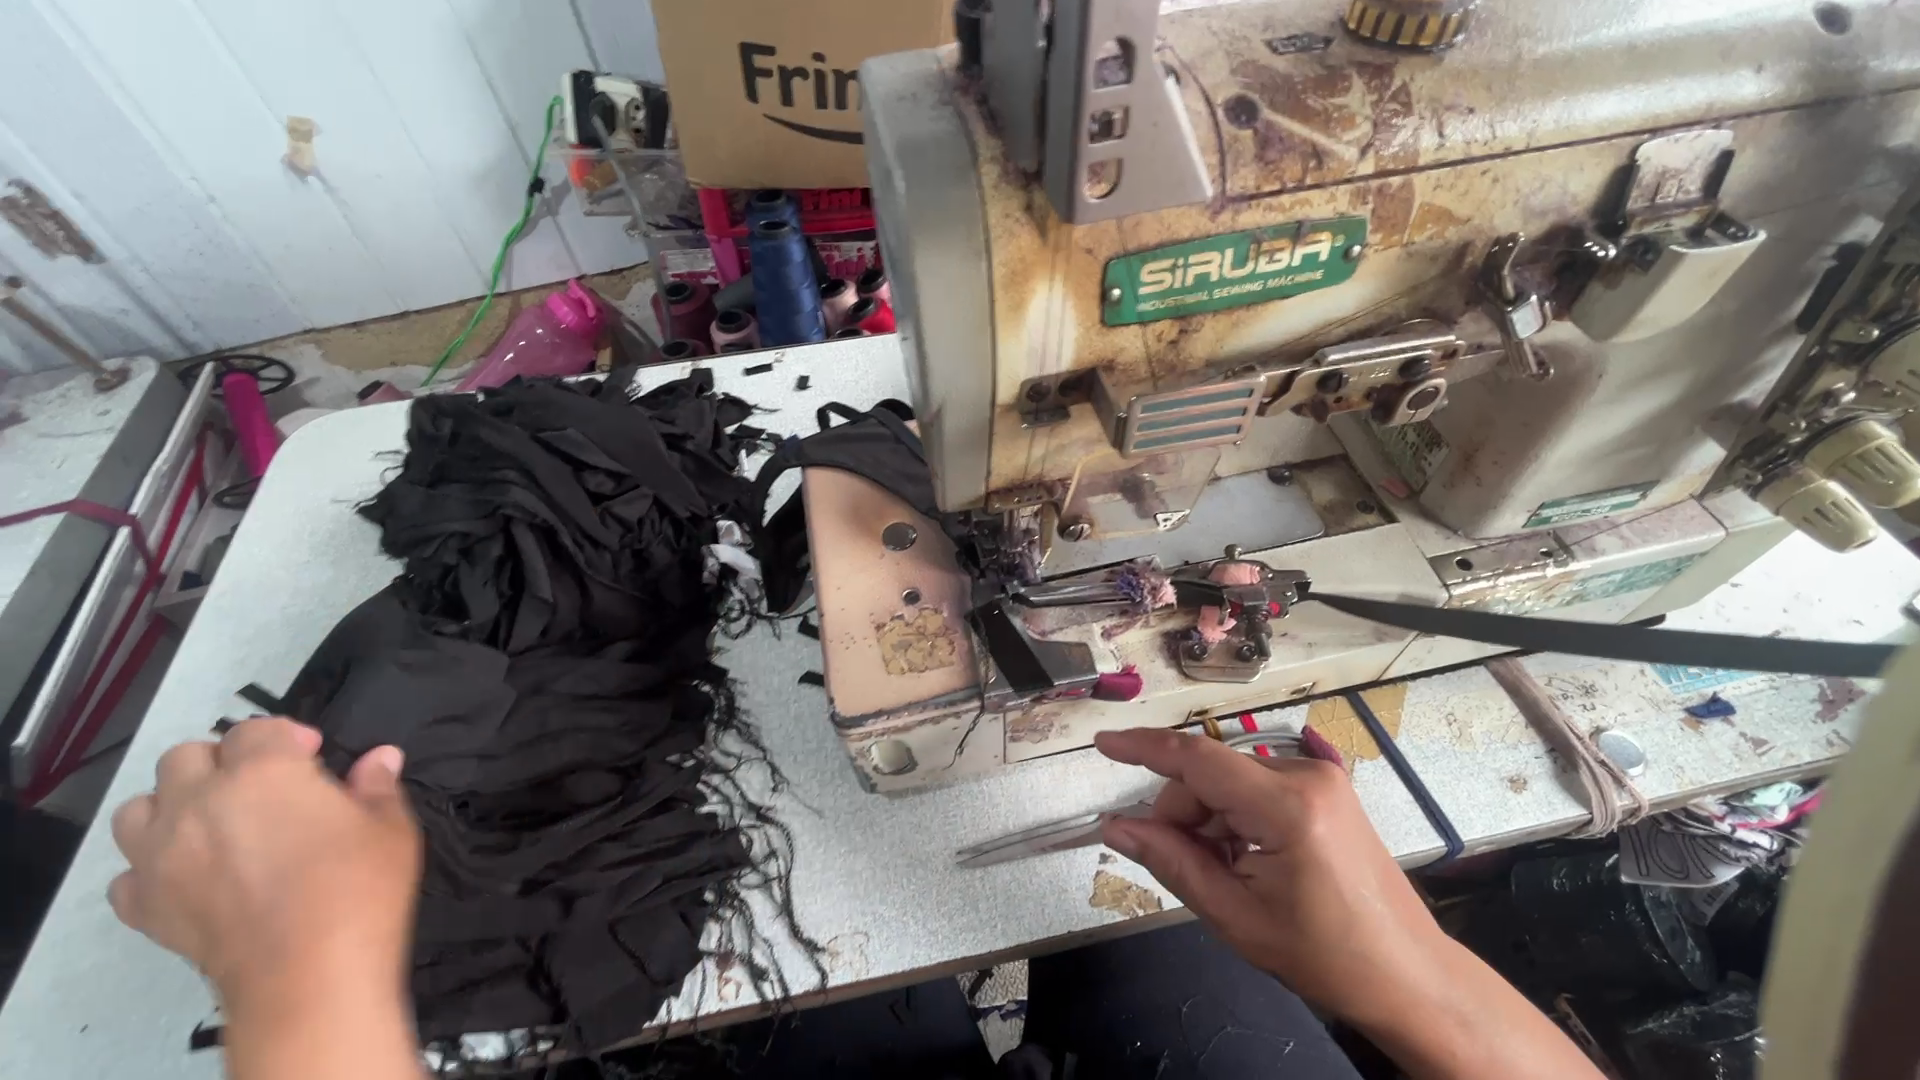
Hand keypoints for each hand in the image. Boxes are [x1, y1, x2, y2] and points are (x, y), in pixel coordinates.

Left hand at [108, 718, 420, 1018]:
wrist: (309, 971)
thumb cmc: (360, 886)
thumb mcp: (391, 826)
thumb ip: (377, 786)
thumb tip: (380, 758)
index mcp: (264, 772)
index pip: (255, 730)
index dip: (286, 737)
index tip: (314, 757)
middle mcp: (199, 803)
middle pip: (184, 758)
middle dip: (222, 762)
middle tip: (264, 787)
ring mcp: (159, 857)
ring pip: (138, 809)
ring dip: (173, 807)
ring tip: (217, 825)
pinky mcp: (144, 906)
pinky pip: (128, 873)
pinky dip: (153, 867)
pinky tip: (195, 876)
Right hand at [1096, 728, 1605, 1079]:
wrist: (1411, 977)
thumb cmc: (1325, 956)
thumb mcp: (1236, 916)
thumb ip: (1170, 861)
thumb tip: (1114, 827)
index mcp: (1287, 806)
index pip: (1197, 759)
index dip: (1143, 748)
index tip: (1102, 743)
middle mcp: (1305, 775)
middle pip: (1209, 775)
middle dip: (1181, 814)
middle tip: (1181, 867)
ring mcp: (1321, 779)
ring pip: (1229, 781)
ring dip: (1209, 819)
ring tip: (1225, 874)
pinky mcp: (1327, 789)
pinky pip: (1255, 786)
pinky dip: (1235, 817)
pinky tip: (1246, 860)